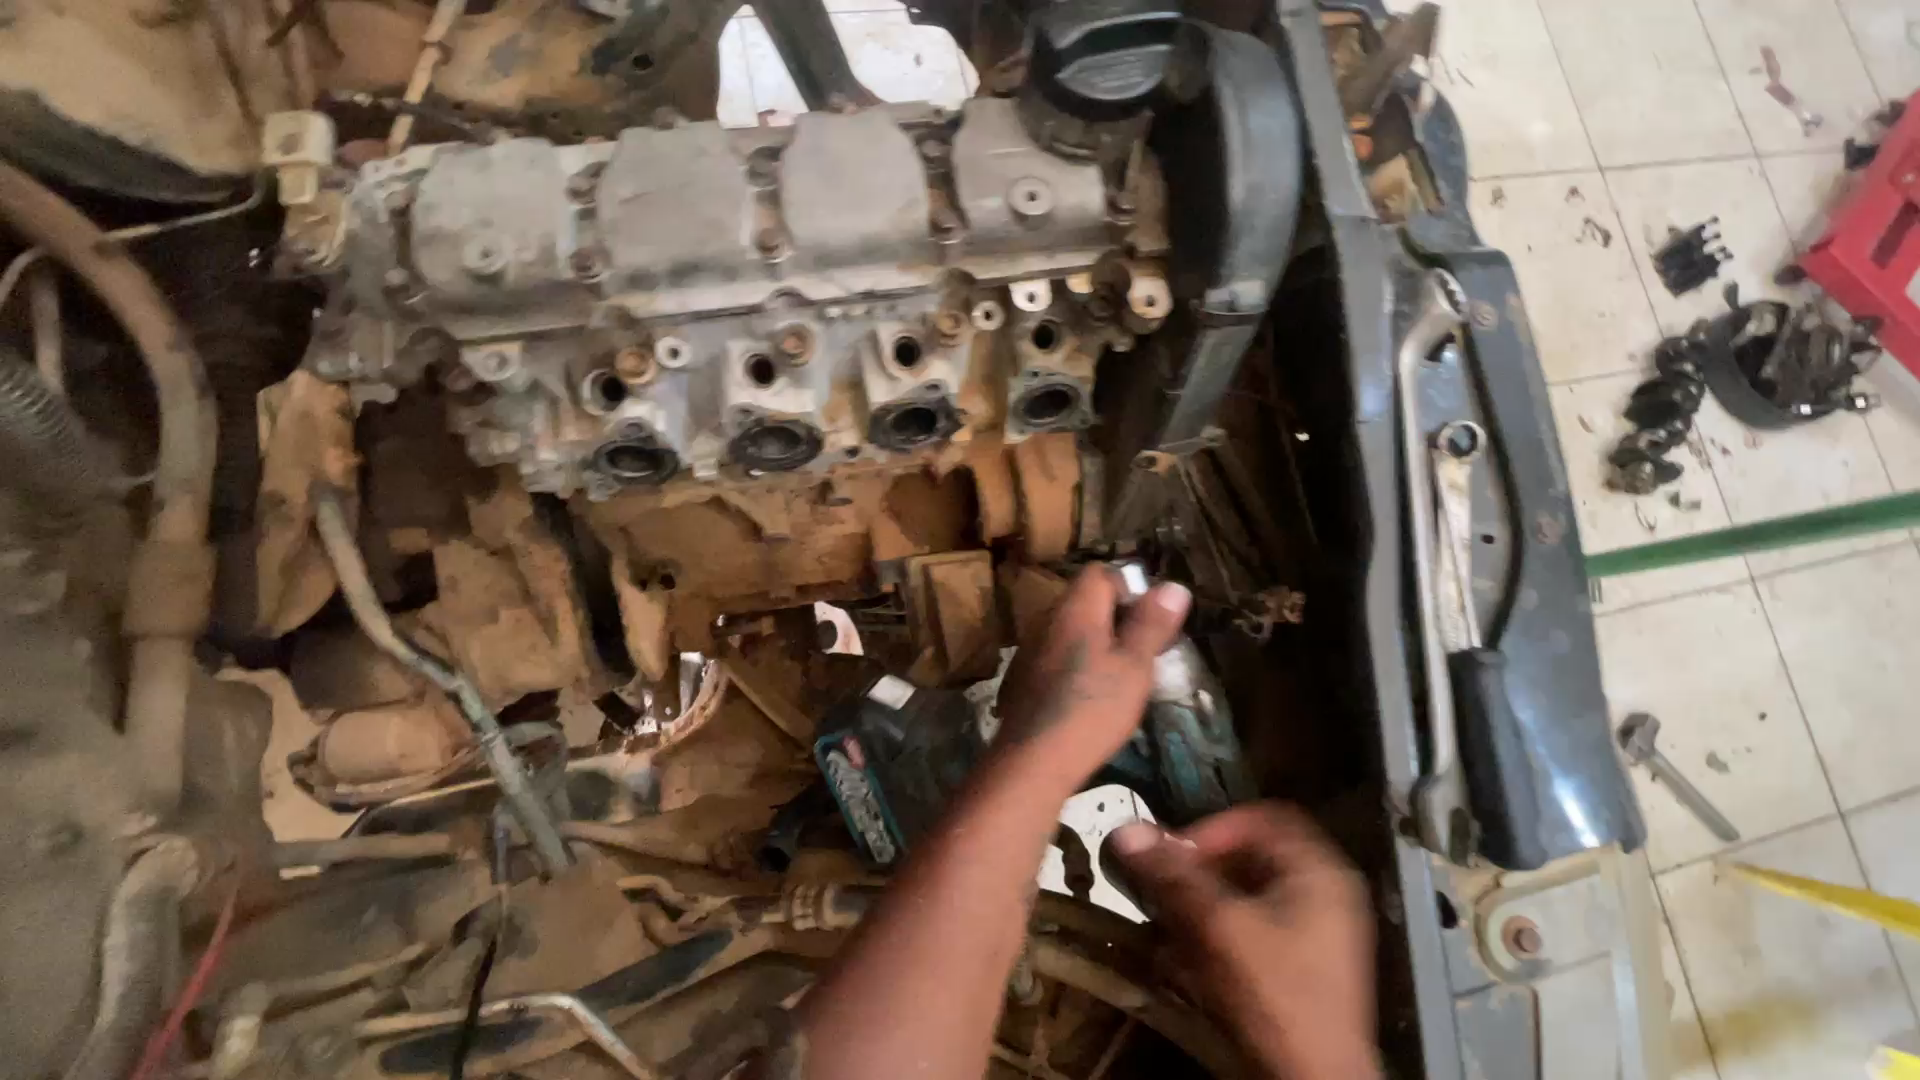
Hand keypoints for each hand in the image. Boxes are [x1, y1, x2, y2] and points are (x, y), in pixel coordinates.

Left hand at [992, 566, 1190, 792]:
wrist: (1033, 759)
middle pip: (1084, 600)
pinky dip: (1076, 662)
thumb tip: (1174, 586)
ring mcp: (1030, 647)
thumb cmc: (1092, 709)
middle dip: (1116, 617)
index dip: (1129, 587)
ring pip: (1070, 629)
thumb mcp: (1134, 666)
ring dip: (1096, 642)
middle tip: (1143, 650)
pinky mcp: (1023, 675)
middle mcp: (1046, 619)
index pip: (1100, 572)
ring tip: (1122, 674)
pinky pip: (1055, 653)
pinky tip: (1089, 694)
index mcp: (1075, 609)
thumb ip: (1151, 624)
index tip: (1151, 620)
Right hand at [1108, 803, 1379, 1079]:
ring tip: (1170, 920)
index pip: (1260, 818)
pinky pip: (1249, 924)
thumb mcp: (1220, 927)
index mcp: (1319, 870)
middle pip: (1249, 856)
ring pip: (1244, 892)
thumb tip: (1127, 833)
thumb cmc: (1278, 997)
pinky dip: (1215, 929)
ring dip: (1201, 901)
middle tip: (1165, 886)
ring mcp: (1315, 929)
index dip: (1214, 828)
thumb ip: (1174, 876)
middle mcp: (1323, 891)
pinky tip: (1187, 953)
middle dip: (1200, 870)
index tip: (1177, 854)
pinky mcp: (1298, 961)